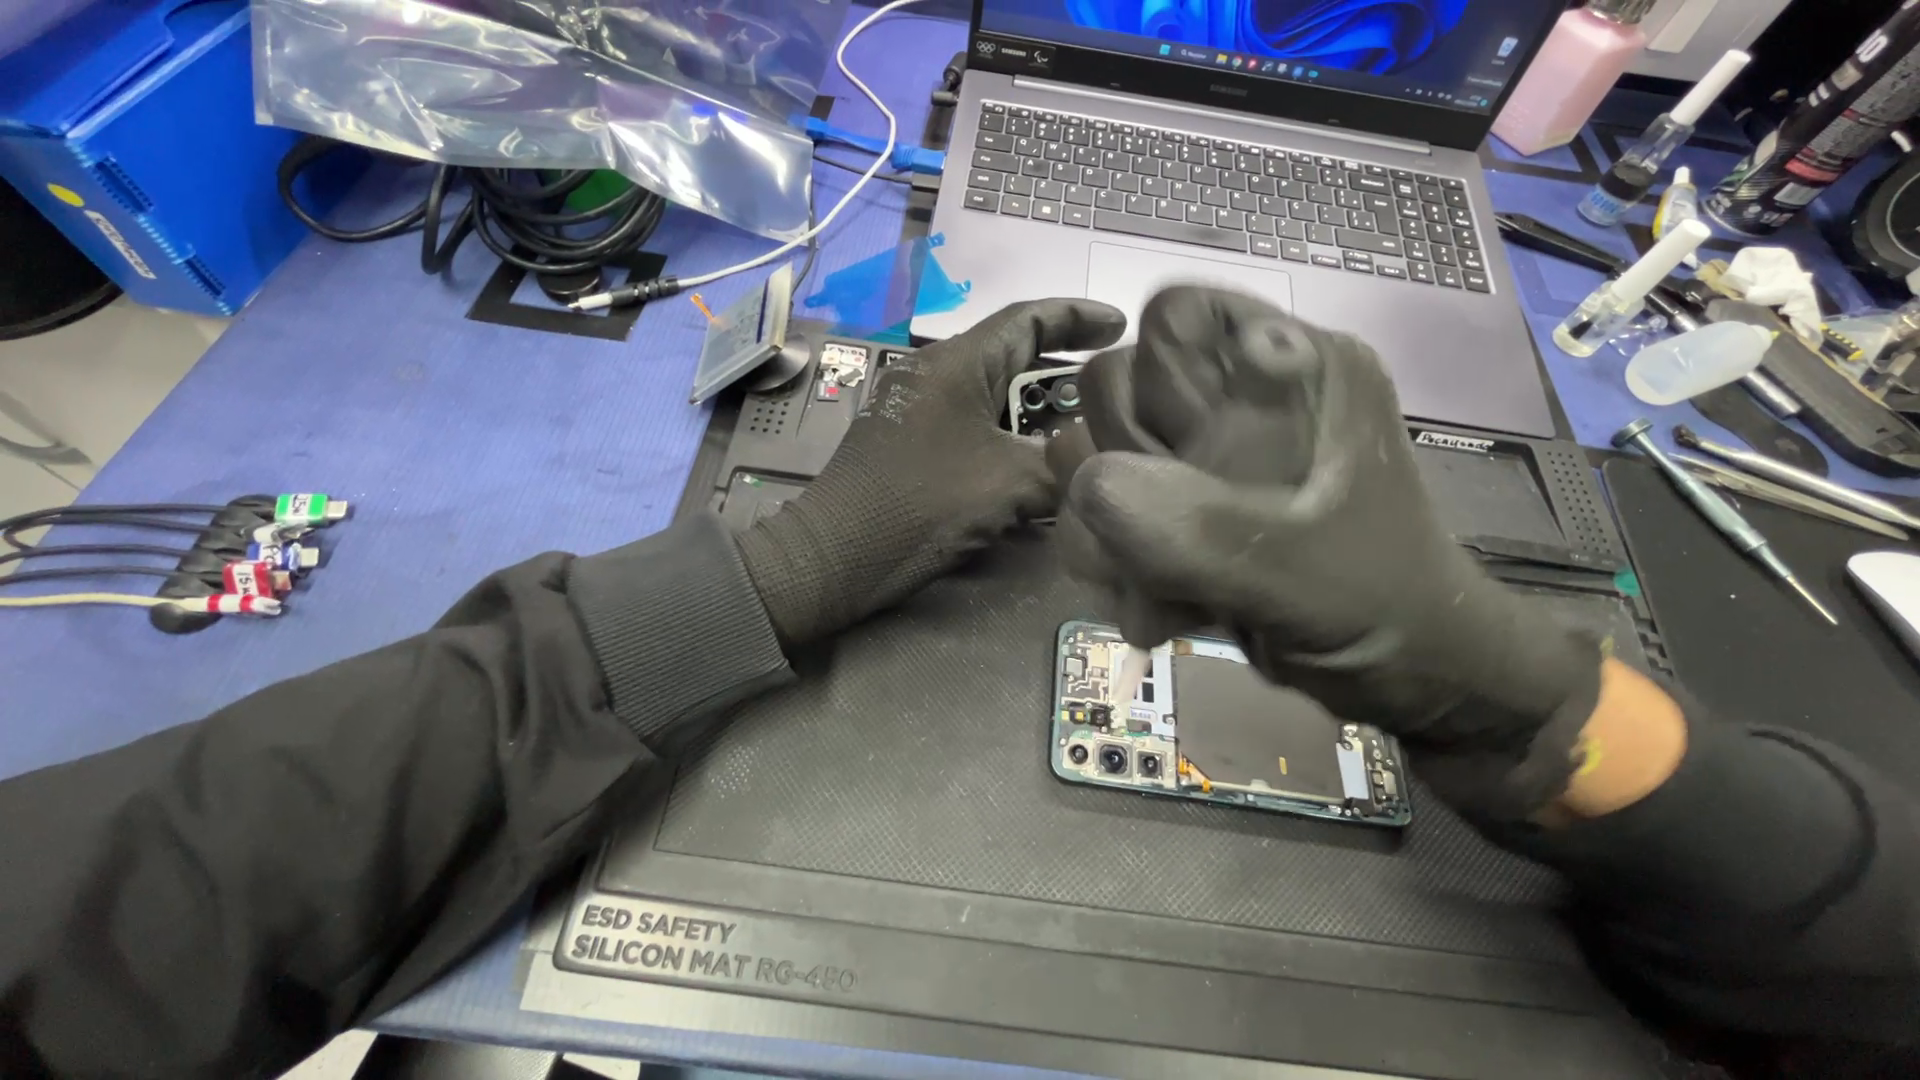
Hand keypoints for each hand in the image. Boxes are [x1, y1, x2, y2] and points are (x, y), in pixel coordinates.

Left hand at [738, 298, 1126, 647]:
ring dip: (1037, 409)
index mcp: (957, 363)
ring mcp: (920, 410)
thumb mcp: (1010, 484)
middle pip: (1013, 356)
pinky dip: (1010, 436)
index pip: (1028, 318)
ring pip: (994, 396)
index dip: (1079, 317)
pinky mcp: (913, 444)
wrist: (838, 554)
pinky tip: (1039, 462)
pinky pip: (974, 426)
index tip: (1123, 324)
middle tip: (1112, 386)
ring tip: (1084, 427)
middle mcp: (937, 374)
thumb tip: (1097, 461)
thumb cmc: (923, 505)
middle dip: (1064, 369)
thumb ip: (1062, 466)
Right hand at [1051, 286, 1601, 820]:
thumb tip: (1086, 481)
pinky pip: (1106, 516)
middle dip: (1120, 475)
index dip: (1150, 385)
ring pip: (1097, 461)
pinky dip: (1118, 570)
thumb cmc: (1372, 607)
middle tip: (1168, 537)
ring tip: (1162, 591)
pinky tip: (1163, 608)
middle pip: (1115, 391)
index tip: (1173, 461)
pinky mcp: (1185, 506)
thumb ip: (1187, 524)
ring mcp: (1205, 457)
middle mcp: (1238, 400)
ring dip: (1109, 539)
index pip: (1172, 320)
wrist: (1402, 674)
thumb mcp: (1288, 570)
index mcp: (1289, 371)